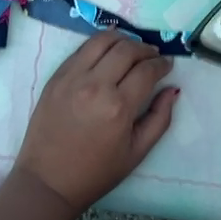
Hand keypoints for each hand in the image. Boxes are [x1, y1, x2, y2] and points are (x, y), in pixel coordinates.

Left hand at [11, 31, 178, 213]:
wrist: (48, 181)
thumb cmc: (96, 172)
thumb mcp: (136, 153)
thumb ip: (160, 119)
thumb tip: (172, 90)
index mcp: (118, 108)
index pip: (146, 71)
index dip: (161, 64)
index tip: (167, 64)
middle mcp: (96, 86)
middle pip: (127, 49)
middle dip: (146, 49)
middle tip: (153, 55)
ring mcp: (73, 77)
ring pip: (103, 40)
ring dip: (123, 38)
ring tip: (132, 46)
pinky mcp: (56, 75)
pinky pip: (82, 48)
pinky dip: (100, 42)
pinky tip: (109, 46)